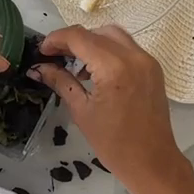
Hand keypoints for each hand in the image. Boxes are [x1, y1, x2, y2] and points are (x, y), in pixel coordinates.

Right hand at [31, 25, 192, 193]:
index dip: (56, 40)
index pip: (79, 37)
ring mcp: (146, 60)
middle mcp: (133, 56)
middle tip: (55, 56)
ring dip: (92, 41)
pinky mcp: (153, 68)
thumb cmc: (113, 143)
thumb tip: (39, 69)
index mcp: (113, 67)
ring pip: (113, 35)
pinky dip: (109, 49)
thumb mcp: (81, 111)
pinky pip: (127, 47)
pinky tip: (97, 69)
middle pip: (96, 32)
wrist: (152, 160)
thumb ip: (61, 82)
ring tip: (76, 63)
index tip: (42, 51)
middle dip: (73, 40)